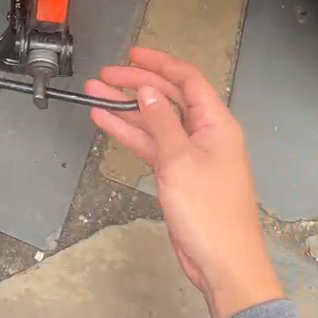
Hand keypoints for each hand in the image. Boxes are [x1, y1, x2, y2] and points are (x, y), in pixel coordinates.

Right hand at [86, 47, 283, 317]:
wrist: (222, 262)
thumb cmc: (207, 209)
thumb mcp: (180, 160)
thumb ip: (161, 123)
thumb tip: (149, 90)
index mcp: (216, 123)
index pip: (188, 80)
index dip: (160, 64)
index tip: (132, 54)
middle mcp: (205, 133)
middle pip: (169, 97)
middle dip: (137, 84)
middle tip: (105, 75)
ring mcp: (190, 154)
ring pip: (155, 121)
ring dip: (127, 108)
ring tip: (95, 94)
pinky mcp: (178, 173)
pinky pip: (152, 144)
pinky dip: (130, 133)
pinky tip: (106, 121)